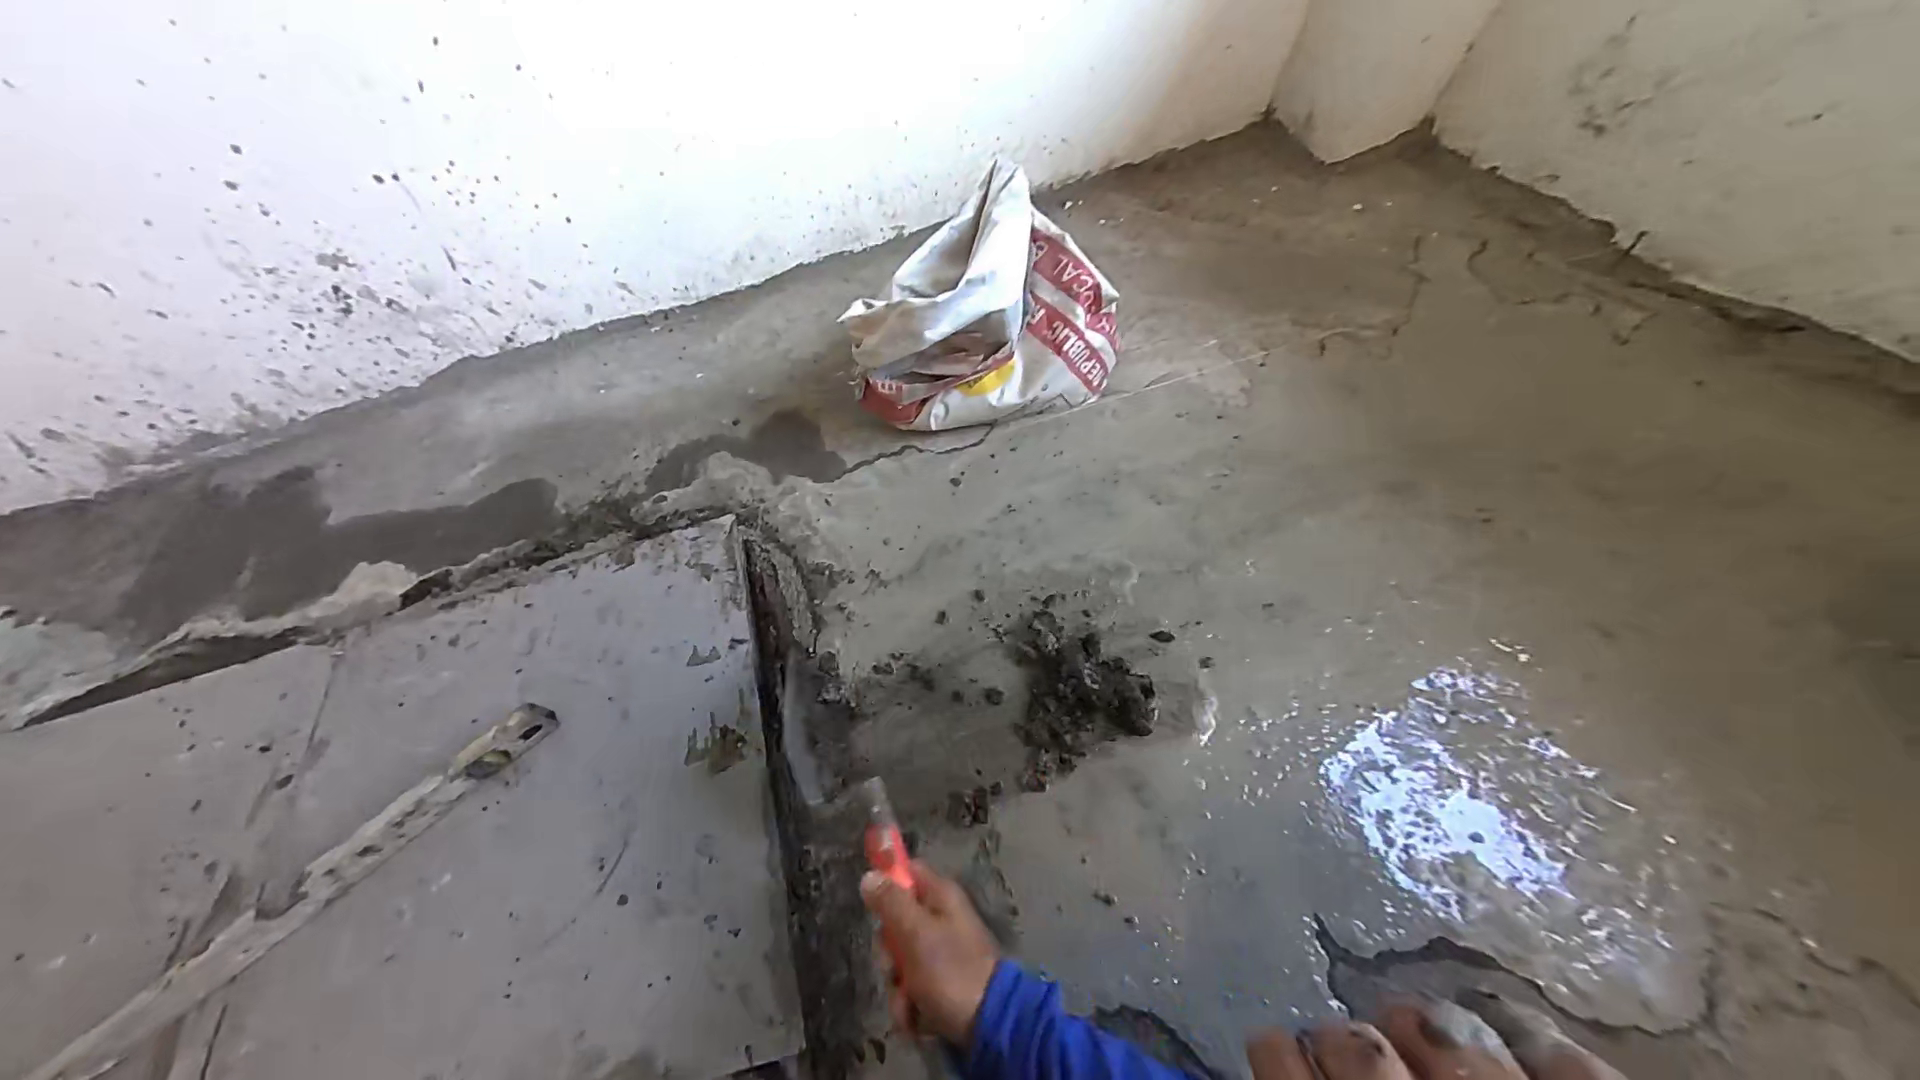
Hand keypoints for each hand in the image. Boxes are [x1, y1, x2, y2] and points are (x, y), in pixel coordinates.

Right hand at [860, 859, 1000, 1044]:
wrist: (989, 1022)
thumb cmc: (951, 970)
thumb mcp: (916, 932)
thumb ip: (891, 903)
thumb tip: (869, 875)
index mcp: (941, 896)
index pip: (908, 871)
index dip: (888, 883)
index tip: (873, 905)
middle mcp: (941, 919)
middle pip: (897, 922)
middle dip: (890, 952)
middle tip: (896, 966)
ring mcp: (941, 953)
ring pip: (900, 961)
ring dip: (899, 986)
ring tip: (911, 1000)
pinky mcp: (940, 984)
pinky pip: (911, 987)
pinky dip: (911, 1005)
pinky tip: (918, 1017)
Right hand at [1245, 993, 1624, 1079]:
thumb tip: (1286, 1076)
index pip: (1287, 1073)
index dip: (1275, 1056)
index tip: (1273, 1049)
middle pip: (1357, 1050)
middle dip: (1342, 1043)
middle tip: (1352, 1052)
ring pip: (1444, 1033)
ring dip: (1420, 1025)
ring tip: (1419, 1033)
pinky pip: (1564, 1061)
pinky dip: (1526, 1032)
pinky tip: (1503, 1024)